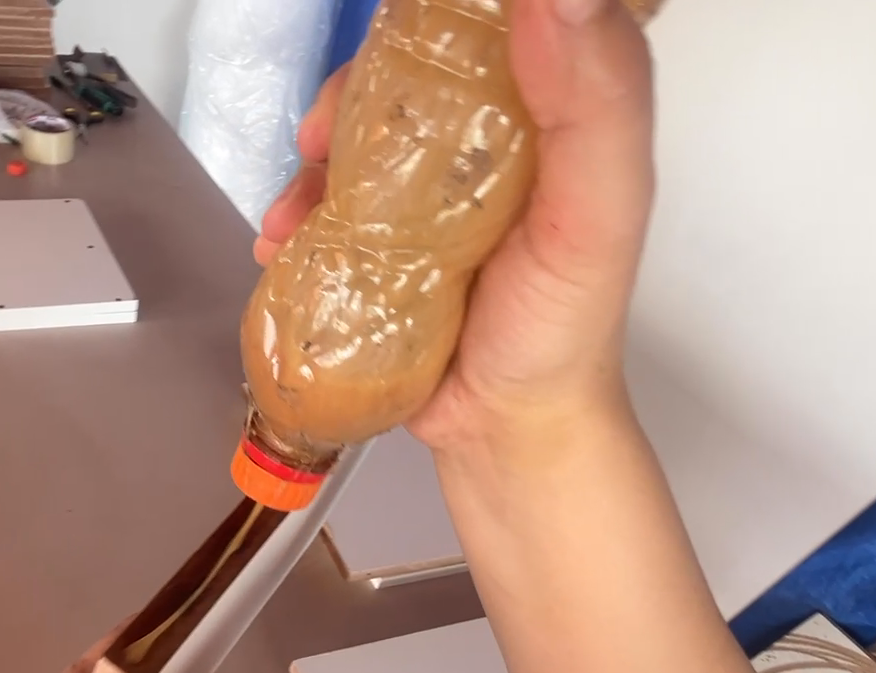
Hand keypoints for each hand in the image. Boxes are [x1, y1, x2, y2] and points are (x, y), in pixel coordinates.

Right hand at [255, 0, 655, 450]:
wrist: (503, 428)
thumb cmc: (558, 329)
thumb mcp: (598, 214)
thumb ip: (596, 106)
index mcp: (536, 125)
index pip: (481, 40)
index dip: (426, 28)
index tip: (384, 40)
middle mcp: (474, 160)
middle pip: (400, 98)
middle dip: (346, 105)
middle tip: (313, 138)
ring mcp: (420, 215)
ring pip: (354, 160)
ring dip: (306, 172)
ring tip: (283, 216)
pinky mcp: (380, 262)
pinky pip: (329, 224)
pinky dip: (295, 226)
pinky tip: (277, 247)